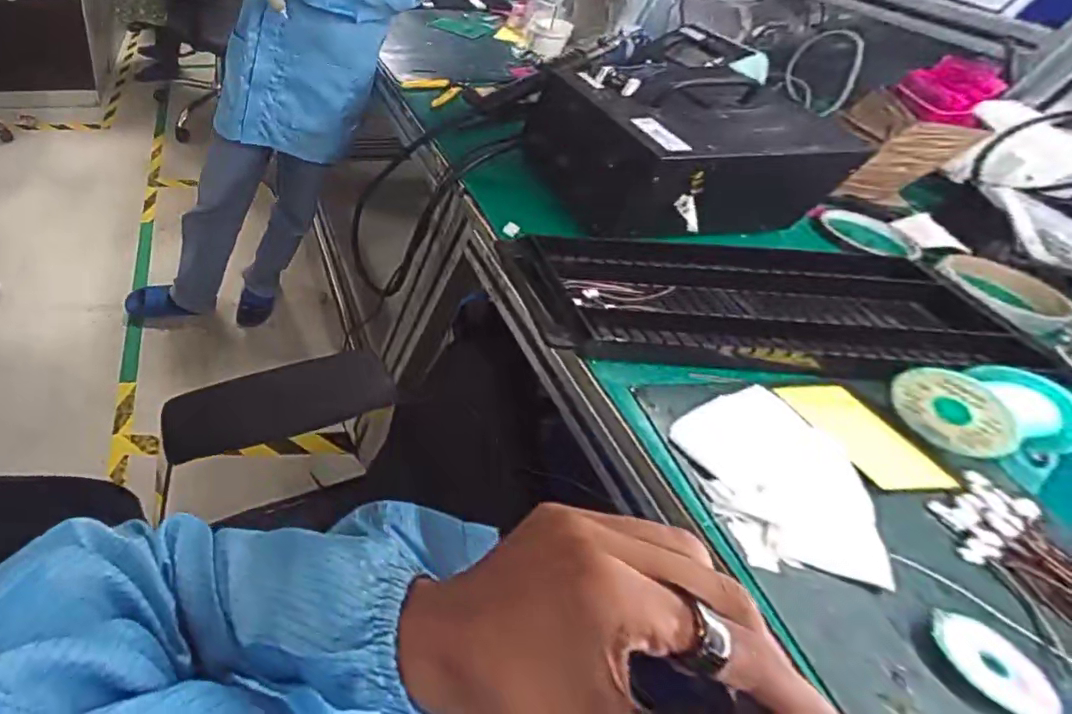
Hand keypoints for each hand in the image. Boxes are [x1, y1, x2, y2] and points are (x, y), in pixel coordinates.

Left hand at [397, 504, 833, 713]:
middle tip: (782, 701)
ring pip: (681, 553)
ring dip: (722, 608)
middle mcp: (593, 536)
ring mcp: (571, 520)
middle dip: (760, 652)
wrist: (428, 641)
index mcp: (608, 584)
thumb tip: (740, 703)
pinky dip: (676, 577)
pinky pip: (639, 538)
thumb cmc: (506, 689)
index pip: (729, 640)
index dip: (787, 693)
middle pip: (714, 588)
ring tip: (740, 666)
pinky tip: (684, 621)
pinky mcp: (556, 520)